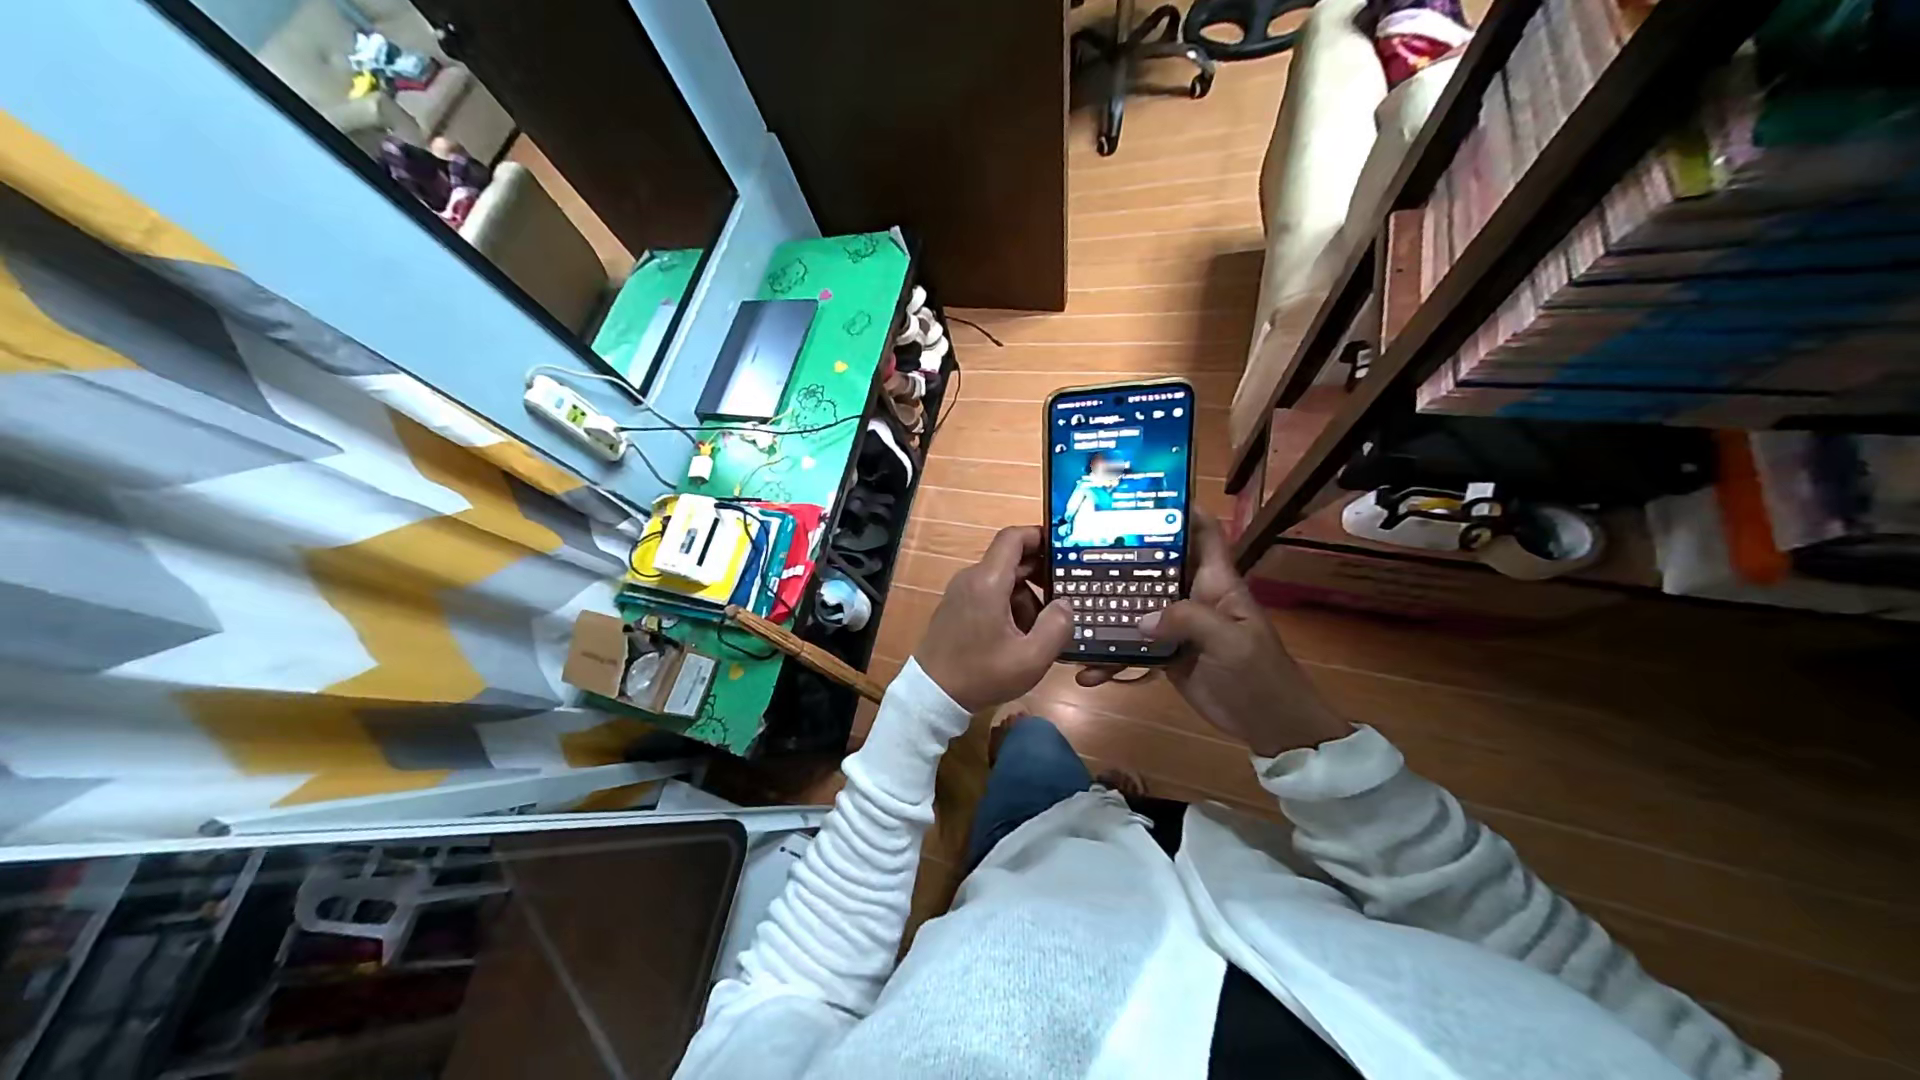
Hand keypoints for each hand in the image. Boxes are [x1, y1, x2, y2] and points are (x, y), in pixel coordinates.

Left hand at [914, 526, 1073, 711]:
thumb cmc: (981, 674)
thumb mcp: (1031, 658)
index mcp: (988, 582)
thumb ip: (1057, 626)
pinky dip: (1009, 607)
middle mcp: (971, 578)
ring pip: (1003, 581)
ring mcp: (960, 592)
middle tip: (1066, 596)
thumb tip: (1065, 604)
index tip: (1064, 550)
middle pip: (1012, 560)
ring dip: (1026, 598)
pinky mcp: (956, 607)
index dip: (1040, 536)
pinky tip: (1020, 637)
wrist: (932, 695)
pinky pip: (989, 594)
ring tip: (1042, 630)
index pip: (1014, 538)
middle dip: (1041, 575)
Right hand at [1077, 511, 1348, 756]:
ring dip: (1108, 609)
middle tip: (1080, 549)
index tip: (1141, 497)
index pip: (1202, 534)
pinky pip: (1132, 648)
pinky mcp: (1165, 653)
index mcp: (1216, 583)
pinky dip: (1110, 659)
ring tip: (1072, 609)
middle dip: (1123, 557)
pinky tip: (1086, 670)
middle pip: (1156, 566)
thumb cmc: (1260, 675)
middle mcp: (1193, 596)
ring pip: (1138, 606)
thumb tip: (1140, 619)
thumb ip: (1187, 620)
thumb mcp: (1231, 642)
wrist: (1269, 724)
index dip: (1180, 510)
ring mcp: (1177, 625)